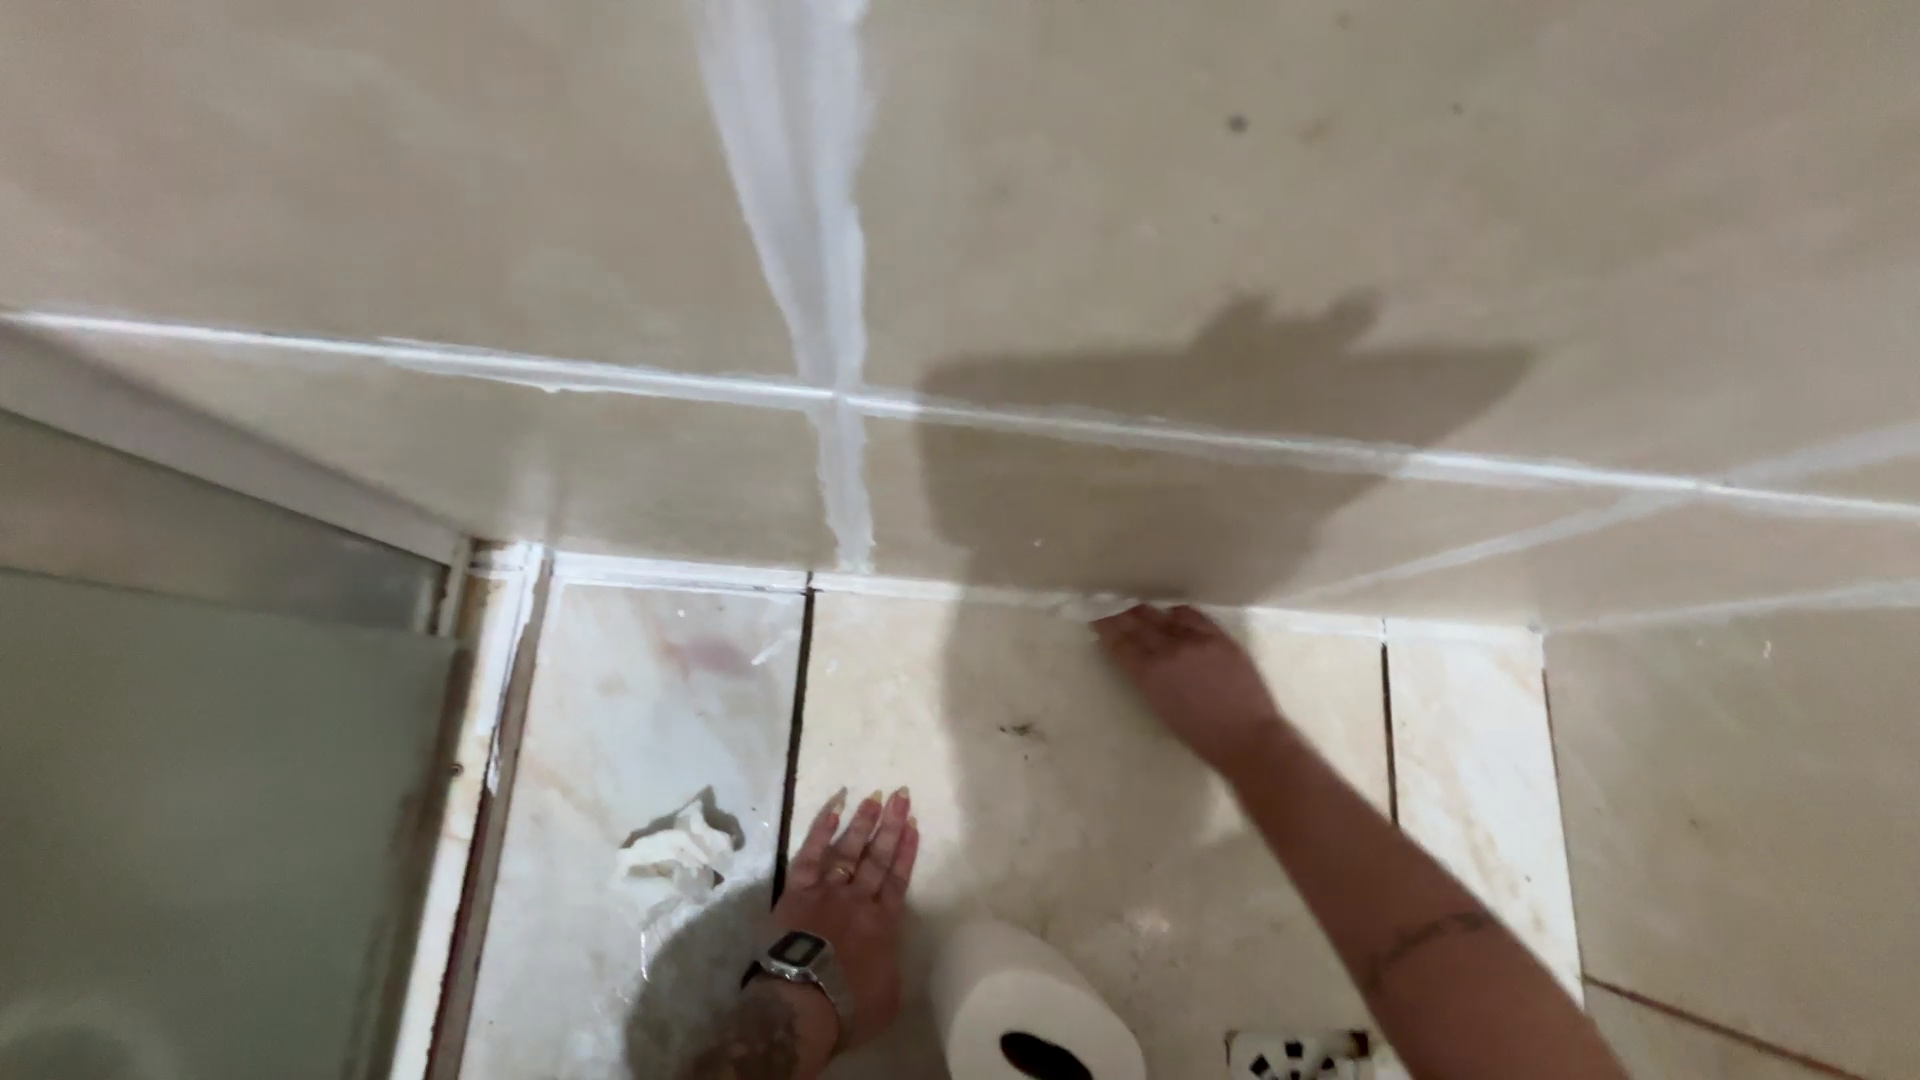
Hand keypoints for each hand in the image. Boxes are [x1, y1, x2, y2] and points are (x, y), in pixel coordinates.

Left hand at [771, 786, 919, 1049]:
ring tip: (874, 796)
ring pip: (849, 849)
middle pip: (878, 857)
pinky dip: (821, 828)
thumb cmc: (848, 1007)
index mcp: (883, 924)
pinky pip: (811, 852)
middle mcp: (859, 900)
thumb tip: (887, 955)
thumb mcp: (888, 997)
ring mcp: (828, 891)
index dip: (906, 852)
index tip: (913, 824)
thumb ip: (890, 967)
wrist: (805, 1001)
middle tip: (901, 794)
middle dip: (891, 825)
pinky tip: (833, 806)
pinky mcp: (799, 890)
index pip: (898, 880)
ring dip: (863, 822)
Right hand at [1093, 604, 1294, 777]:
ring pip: (1163, 618)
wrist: (1247, 737)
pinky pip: (1193, 617)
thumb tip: (1140, 660)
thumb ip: (1148, 678)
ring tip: (1135, 606)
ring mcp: (1195, 642)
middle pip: (1138, 626)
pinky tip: (1172, 613)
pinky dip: (1178, 614)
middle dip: (1121, 615)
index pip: (1121, 644)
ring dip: (1146, 612)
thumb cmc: (1200, 736)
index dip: (1106, 628)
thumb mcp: (1161, 708)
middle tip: (1110, 606)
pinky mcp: (1219, 638)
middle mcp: (1168, 652)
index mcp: (1149, 675)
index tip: (1097, 618)